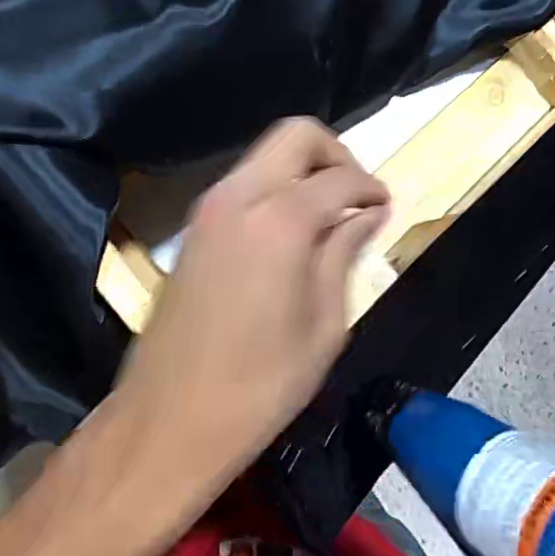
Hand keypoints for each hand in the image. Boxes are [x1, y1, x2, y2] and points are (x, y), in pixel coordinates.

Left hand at [110, 117, 389, 485]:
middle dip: (336, 155)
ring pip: (266, 157)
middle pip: (296, 136)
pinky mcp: (192, 230)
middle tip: (357, 198)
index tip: (386, 206)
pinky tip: (293, 235)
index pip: (339, 178)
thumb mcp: (323, 325)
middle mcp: (238, 198)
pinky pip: (244, 184)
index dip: (371, 187)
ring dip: (303, 172)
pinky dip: (276, 191)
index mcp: (278, 221)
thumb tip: (368, 213)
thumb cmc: (259, 386)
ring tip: (330, 219)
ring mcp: (207, 210)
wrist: (168, 419)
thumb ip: (345, 254)